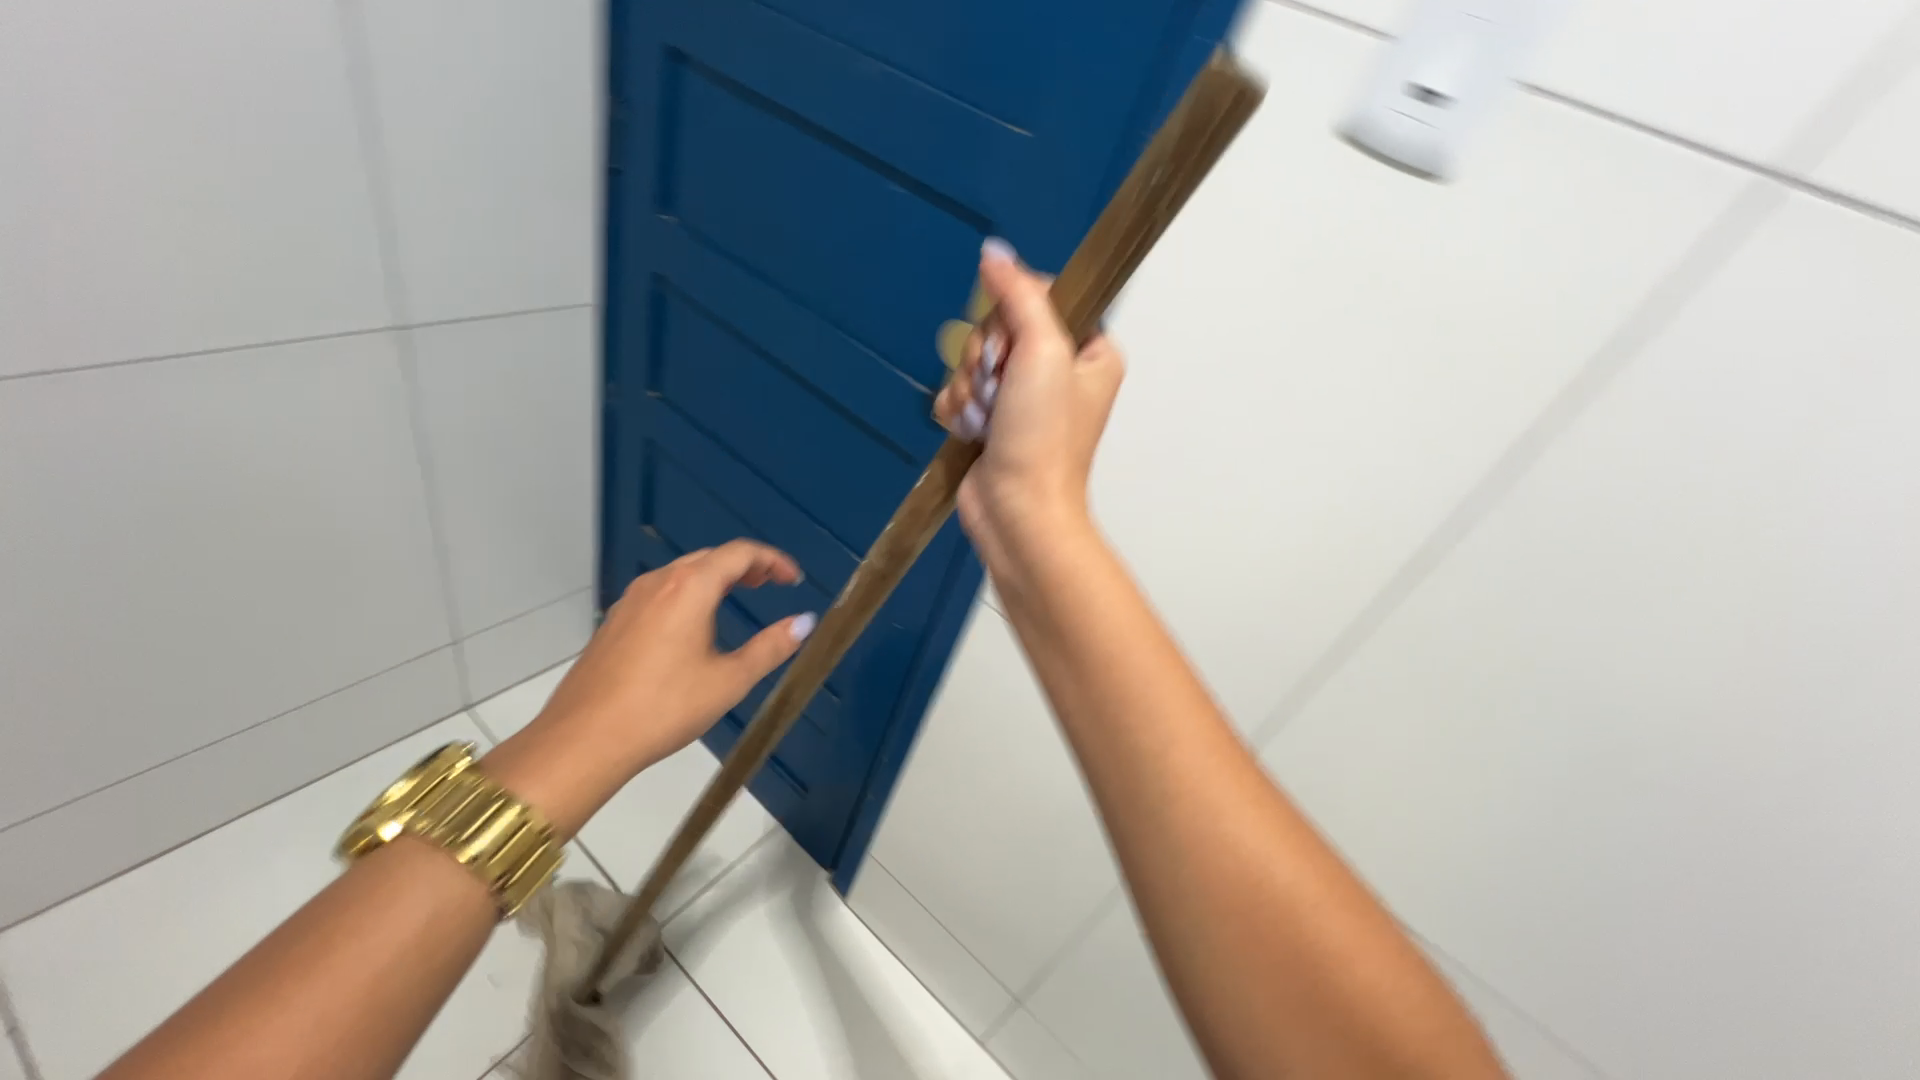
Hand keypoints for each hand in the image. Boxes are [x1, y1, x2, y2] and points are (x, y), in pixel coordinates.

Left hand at [482, 540, 814, 833]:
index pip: (740, 553)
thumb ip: (771, 647)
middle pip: (710, 557)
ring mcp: (631, 600)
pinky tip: (695, 625)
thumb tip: (805, 622)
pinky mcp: (615, 621)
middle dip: (746, 566)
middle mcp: (659, 582)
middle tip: (772, 585)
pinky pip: (662, 592)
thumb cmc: (665, 707)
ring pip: (682, 573)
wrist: (585, 738)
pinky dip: (690, 593)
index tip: (794, 578)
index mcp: (691, 587)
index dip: (772, 560)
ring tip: (739, 598)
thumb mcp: (729, 681)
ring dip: (716, 578)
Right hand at [933, 238, 1124, 561]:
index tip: (1012, 341)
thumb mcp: (1042, 351)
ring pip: (974, 362)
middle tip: (997, 386)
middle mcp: (1058, 373)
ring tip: (984, 419)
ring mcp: (1022, 401)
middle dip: (986, 358)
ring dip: (969, 388)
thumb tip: (994, 251)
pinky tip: (969, 432)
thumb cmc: (1042, 435)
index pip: (1043, 298)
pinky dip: (958, 411)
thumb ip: (1019, 295)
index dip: (1014, 313)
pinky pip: (960, 393)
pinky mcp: (991, 425)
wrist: (1017, 512)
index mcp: (1089, 351)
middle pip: (1000, 329)